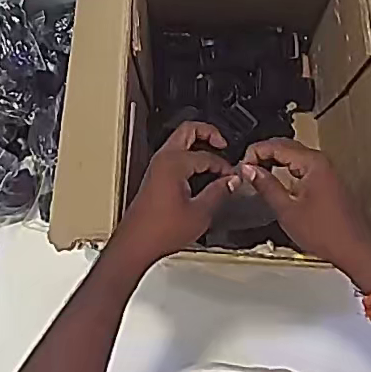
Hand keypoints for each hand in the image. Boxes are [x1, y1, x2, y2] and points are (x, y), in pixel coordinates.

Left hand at [104, 121, 238, 271]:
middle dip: (208, 133)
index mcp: (174, 163)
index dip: (224, 165)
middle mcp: (163, 159)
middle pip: (187, 130)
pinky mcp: (155, 174)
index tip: (233, 176)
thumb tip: (231, 181)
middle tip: (223, 144)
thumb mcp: (200, 212)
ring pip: (180, 140)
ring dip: (198, 143)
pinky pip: (174, 154)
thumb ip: (219, 192)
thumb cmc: (161, 229)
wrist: (138, 241)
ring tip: (215, 156)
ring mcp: (157, 165)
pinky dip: (189, 155)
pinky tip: (201, 170)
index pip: (206, 155)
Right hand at [241, 139, 370, 289]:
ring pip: (293, 155)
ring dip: (273, 160)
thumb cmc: (327, 233)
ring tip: (256, 174)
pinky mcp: (327, 181)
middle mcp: (320, 161)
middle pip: (284, 146)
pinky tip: (275, 181)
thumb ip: (265, 185)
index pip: (275, 145)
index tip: (242, 166)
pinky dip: (285, 168)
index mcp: (312, 163)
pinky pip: (301, 165)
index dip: (254, 153)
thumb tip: (249, 169)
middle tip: (246, 168)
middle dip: (262, 154)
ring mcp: (326, 170)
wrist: (357, 251)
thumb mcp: (287, 210)